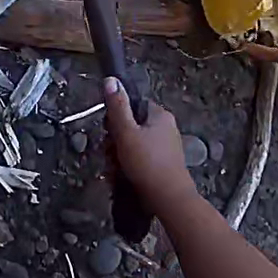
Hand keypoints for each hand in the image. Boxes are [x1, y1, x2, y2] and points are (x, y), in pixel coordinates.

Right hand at [102, 76, 197, 214]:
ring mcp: (164, 146)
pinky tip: (122, 175)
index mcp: (159, 115)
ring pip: (132, 143)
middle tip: (111, 153)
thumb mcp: (126, 132)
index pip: (132, 104)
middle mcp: (164, 127)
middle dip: (115, 140)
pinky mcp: (161, 163)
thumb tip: (111, 79)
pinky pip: (139, 157)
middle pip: (130, 125)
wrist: (168, 198)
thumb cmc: (147, 162)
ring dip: (118, 155)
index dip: (117, 116)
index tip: (109, 130)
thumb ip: (117, 106)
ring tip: (115, 168)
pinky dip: (128, 165)